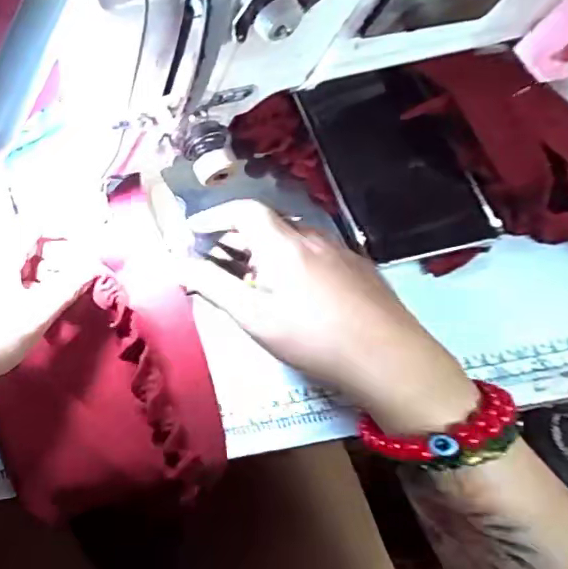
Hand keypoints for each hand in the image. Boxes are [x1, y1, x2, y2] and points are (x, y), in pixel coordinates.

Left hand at [0, 235, 99, 423]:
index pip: (34, 225)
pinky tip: (40, 311)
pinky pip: (9, 281)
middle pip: (28, 245)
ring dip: (45, 277)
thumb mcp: (37, 314)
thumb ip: (68, 286)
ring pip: (20, 266)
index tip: (86, 249)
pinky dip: (30, 289)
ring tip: (62, 300)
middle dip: (58, 259)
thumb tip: (93, 265)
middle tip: (77, 281)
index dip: (63, 230)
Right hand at [175, 200, 477, 432]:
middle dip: (233, 237)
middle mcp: (312, 237)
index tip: (192, 233)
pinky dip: (288, 261)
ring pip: (291, 240)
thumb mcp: (253, 316)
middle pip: (266, 224)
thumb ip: (213, 286)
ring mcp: (339, 251)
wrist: (389, 358)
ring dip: (261, 250)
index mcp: (283, 243)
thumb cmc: (312, 337)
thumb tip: (178, 265)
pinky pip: (313, 254)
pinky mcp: (358, 269)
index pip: (242, 210)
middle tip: (212, 260)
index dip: (213, 217)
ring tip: (248, 278)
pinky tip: (290, 292)